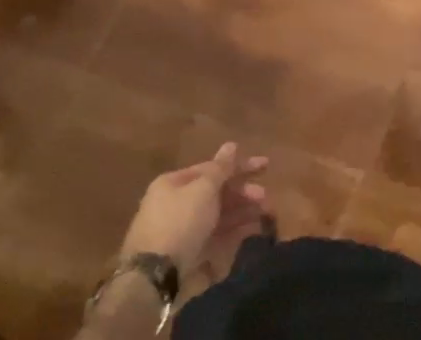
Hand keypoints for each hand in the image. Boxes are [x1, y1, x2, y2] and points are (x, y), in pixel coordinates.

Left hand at [118, 143, 269, 273]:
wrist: (154, 276)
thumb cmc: (180, 222)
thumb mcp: (204, 189)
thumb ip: (221, 168)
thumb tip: (231, 145)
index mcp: (173, 184)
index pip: (212, 169)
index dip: (239, 166)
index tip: (266, 165)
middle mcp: (175, 204)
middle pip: (216, 193)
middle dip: (243, 193)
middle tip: (265, 196)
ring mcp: (181, 230)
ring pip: (218, 215)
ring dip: (243, 211)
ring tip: (266, 213)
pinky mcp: (187, 252)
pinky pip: (215, 235)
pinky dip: (234, 231)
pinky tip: (253, 229)